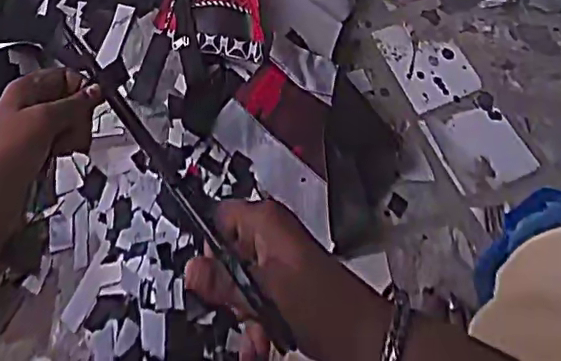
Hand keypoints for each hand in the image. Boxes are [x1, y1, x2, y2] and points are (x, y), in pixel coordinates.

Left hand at [0, 67, 101, 183]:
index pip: (63, 76)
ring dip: (71, 140)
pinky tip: (56, 162)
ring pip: (67, 129)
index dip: (80, 88)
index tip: (91, 104)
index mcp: (23, 90)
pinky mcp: (35, 160)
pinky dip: (64, 157)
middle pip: (68, 103)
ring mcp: (31, 136)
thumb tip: (93, 91)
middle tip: (70, 131)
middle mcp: (26, 110)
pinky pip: (60, 151)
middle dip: (76, 119)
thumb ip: (72, 104)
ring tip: (59, 150)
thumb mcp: (43, 121)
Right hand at [184, 199, 390, 360]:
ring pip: (241, 285)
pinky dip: (257, 325)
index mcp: (265, 220)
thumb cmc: (329, 307)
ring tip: (256, 338)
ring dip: (242, 315)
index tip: (205, 277)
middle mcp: (271, 237)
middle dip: (228, 291)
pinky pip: (258, 302)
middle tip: (237, 311)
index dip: (208, 247)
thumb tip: (192, 269)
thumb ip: (224, 280)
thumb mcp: (265, 292)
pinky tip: (263, 344)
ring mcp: (279, 265)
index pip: (218, 217)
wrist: (368, 342)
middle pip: (227, 255)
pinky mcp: (286, 292)